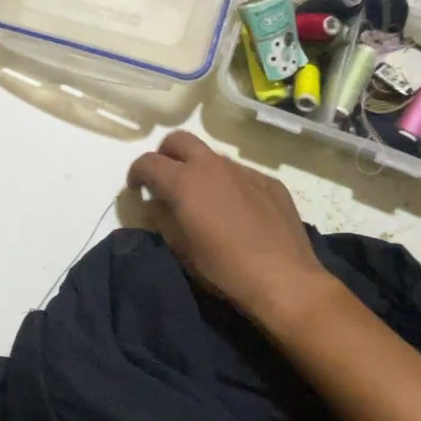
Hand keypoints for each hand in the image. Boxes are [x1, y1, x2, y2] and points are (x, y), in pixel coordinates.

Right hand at [127, 130, 335, 329]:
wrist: (284, 280)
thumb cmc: (222, 268)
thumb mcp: (180, 248)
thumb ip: (162, 217)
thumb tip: (157, 203)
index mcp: (183, 180)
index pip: (148, 162)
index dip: (136, 173)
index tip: (137, 188)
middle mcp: (212, 166)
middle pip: (179, 140)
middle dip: (166, 154)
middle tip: (166, 179)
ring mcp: (244, 171)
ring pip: (212, 156)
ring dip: (199, 168)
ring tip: (204, 197)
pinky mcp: (270, 182)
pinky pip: (241, 174)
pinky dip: (229, 184)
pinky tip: (238, 210)